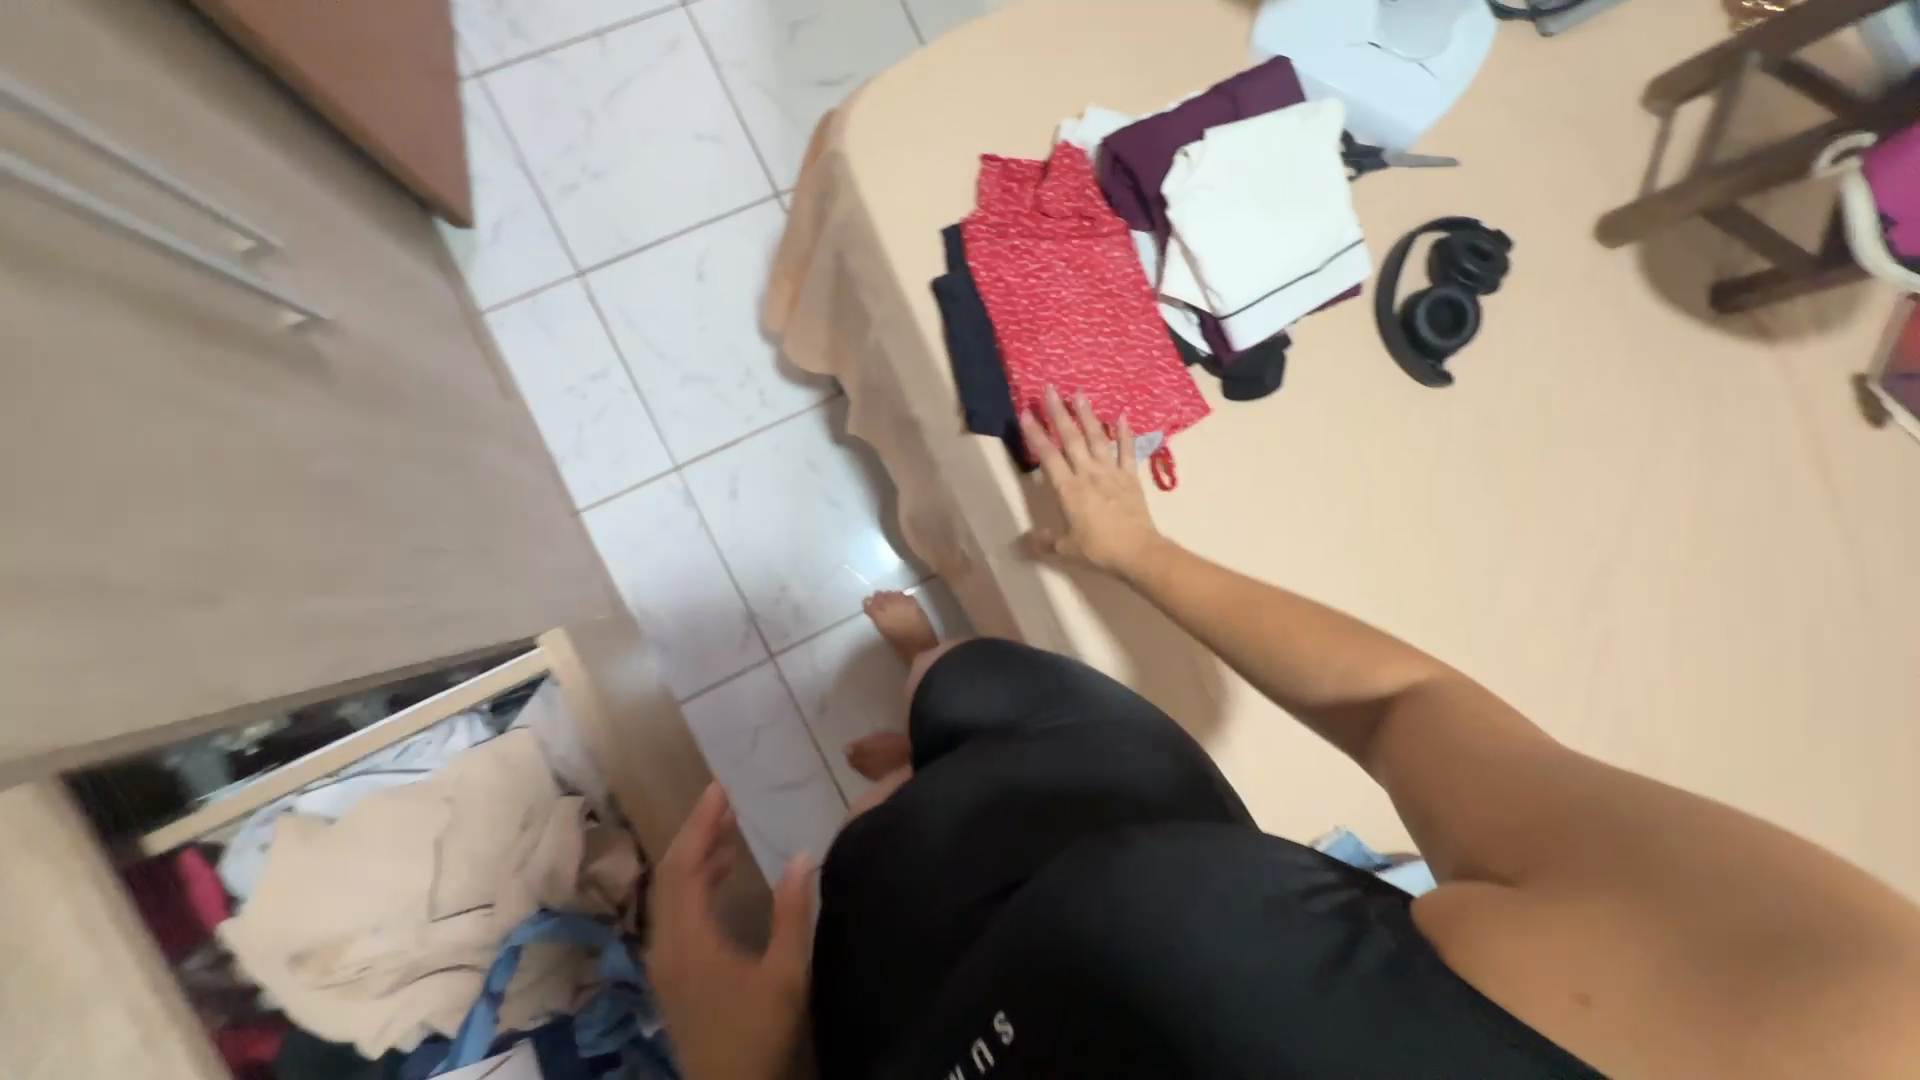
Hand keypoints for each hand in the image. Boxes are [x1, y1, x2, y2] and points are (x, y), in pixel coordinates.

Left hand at [647, 784, 814, 1079]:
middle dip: (697, 831)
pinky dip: (696, 881)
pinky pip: (676, 909)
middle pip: (671, 873)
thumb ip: (792, 913)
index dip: (701, 824)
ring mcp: (664, 960)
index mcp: (688, 940)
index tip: (721, 787)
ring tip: (728, 824)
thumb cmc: (758, 1034)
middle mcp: (666, 944)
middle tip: (726, 797)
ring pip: (671, 891)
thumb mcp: (786, 975)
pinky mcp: (672, 971)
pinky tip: (722, 873)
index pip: (684, 866)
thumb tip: (804, 854)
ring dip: (696, 854)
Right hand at [1019, 386, 1167, 578]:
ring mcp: (1111, 473)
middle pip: (1071, 438)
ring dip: (1087, 415)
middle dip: (1058, 412)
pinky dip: (1125, 433)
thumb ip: (1048, 540)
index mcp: (1069, 490)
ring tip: (1079, 393)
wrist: (1138, 552)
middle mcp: (1088, 474)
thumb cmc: (1099, 550)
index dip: (1036, 434)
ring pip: (1097, 438)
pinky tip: (1123, 416)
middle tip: (1050, 389)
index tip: (1026, 412)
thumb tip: (1032, 538)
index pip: (1048, 456)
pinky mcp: (1130, 477)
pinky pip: (1126, 451)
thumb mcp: (1067, 549)